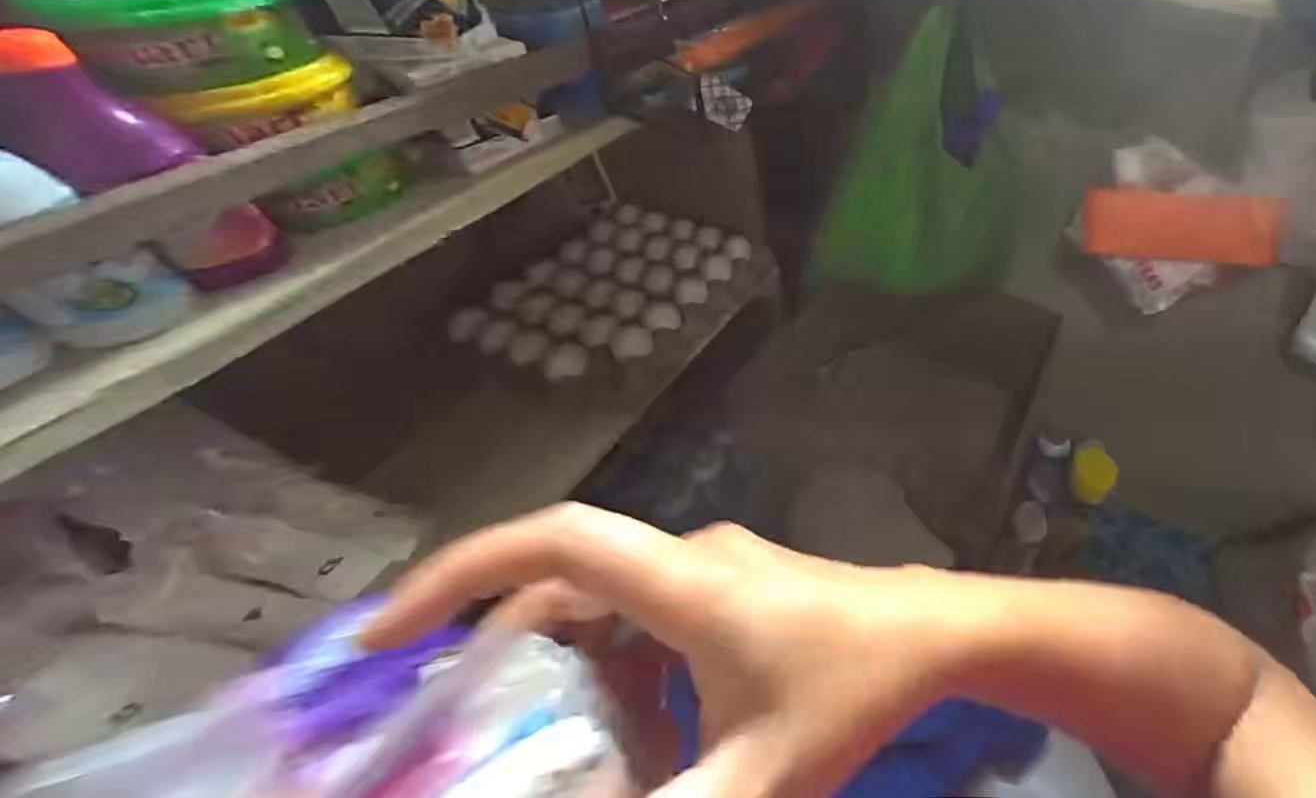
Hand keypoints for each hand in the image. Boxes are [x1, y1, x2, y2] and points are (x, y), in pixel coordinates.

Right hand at [363, 503, 979, 797]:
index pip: (556, 541)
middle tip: (450, 734)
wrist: (930, 634)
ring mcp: (712, 567)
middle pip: (572, 585)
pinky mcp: (731, 588)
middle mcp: (688, 558)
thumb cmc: (850, 691)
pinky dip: (623, 677)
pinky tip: (643, 744)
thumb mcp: (757, 782)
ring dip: (572, 675)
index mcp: (682, 583)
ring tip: (550, 756)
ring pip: (609, 607)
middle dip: (504, 655)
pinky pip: (650, 622)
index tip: (385, 631)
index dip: (464, 570)